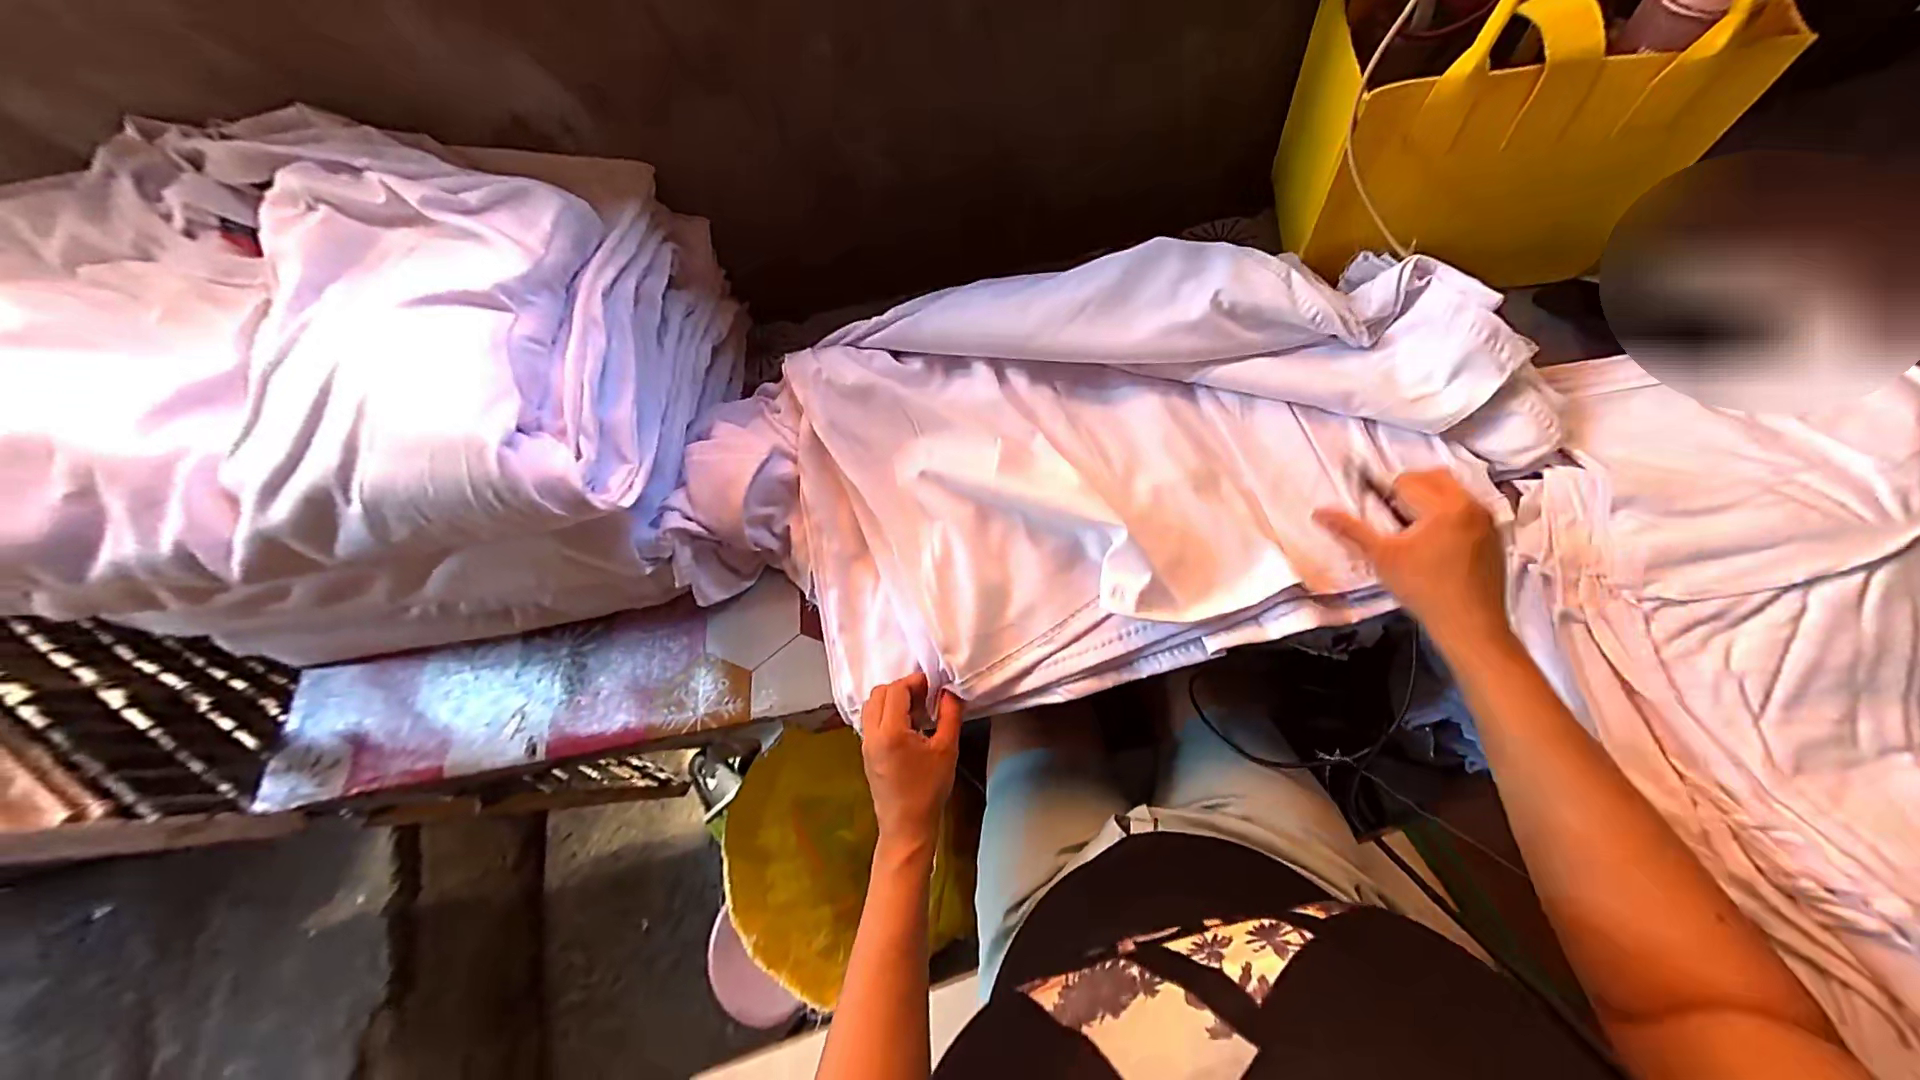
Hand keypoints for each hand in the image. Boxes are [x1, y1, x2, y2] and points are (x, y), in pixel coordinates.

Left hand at [859, 673, 961, 854]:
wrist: (907, 826)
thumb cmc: (929, 789)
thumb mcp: (947, 749)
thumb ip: (950, 714)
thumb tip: (949, 691)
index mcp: (890, 731)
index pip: (896, 690)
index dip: (914, 681)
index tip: (933, 685)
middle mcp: (872, 734)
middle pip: (879, 693)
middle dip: (902, 688)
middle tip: (925, 697)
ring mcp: (865, 743)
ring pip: (871, 706)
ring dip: (891, 700)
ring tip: (916, 711)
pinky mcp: (865, 752)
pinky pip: (871, 720)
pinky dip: (885, 713)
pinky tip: (907, 726)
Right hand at [1313, 469, 1510, 648]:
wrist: (1469, 624)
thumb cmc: (1422, 589)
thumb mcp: (1380, 557)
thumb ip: (1350, 529)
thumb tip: (1319, 512)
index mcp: (1445, 506)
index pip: (1406, 481)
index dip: (1384, 495)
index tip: (1378, 517)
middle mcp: (1472, 505)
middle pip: (1433, 477)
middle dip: (1409, 490)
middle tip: (1392, 518)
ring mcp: (1487, 521)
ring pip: (1452, 491)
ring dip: (1428, 500)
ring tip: (1412, 530)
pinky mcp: (1494, 536)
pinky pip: (1467, 509)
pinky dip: (1447, 514)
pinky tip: (1434, 544)